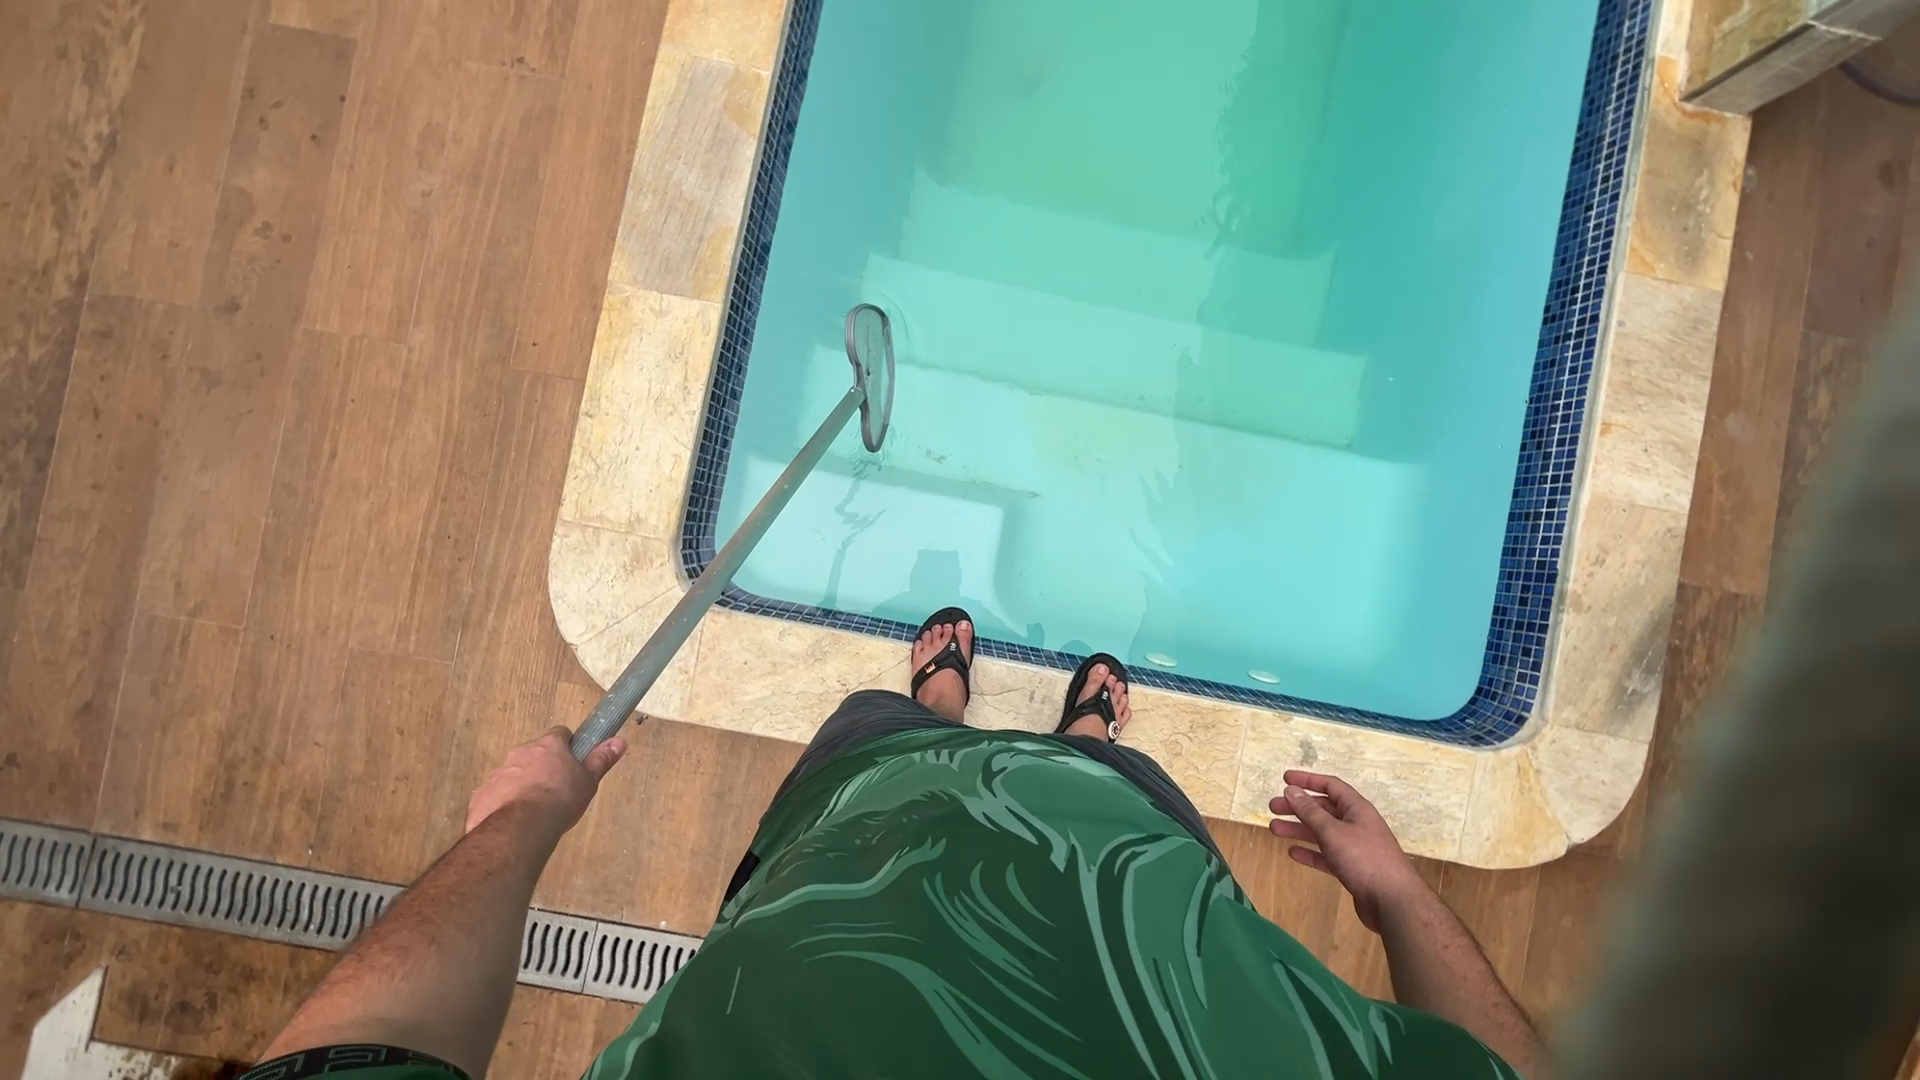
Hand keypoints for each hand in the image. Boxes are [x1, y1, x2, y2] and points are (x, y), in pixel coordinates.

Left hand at [465, 726, 626, 836]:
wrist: (518, 828)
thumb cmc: (560, 800)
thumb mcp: (588, 781)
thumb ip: (601, 760)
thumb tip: (619, 741)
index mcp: (548, 746)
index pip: (560, 734)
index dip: (568, 747)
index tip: (573, 763)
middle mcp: (520, 753)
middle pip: (534, 754)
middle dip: (543, 767)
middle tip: (557, 789)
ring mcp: (498, 774)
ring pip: (514, 774)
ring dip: (523, 786)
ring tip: (536, 810)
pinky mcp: (480, 796)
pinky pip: (496, 795)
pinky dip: (504, 803)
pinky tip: (515, 821)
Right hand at [1268, 769, 1426, 932]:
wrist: (1394, 903)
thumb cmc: (1364, 859)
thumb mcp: (1332, 831)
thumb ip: (1310, 811)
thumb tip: (1291, 790)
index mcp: (1357, 809)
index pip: (1330, 786)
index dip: (1307, 780)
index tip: (1285, 779)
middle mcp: (1356, 824)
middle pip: (1323, 809)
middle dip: (1297, 807)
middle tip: (1273, 807)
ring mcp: (1355, 848)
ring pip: (1322, 832)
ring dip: (1299, 829)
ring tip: (1275, 829)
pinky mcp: (1353, 869)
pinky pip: (1327, 855)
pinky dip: (1311, 853)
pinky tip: (1294, 853)